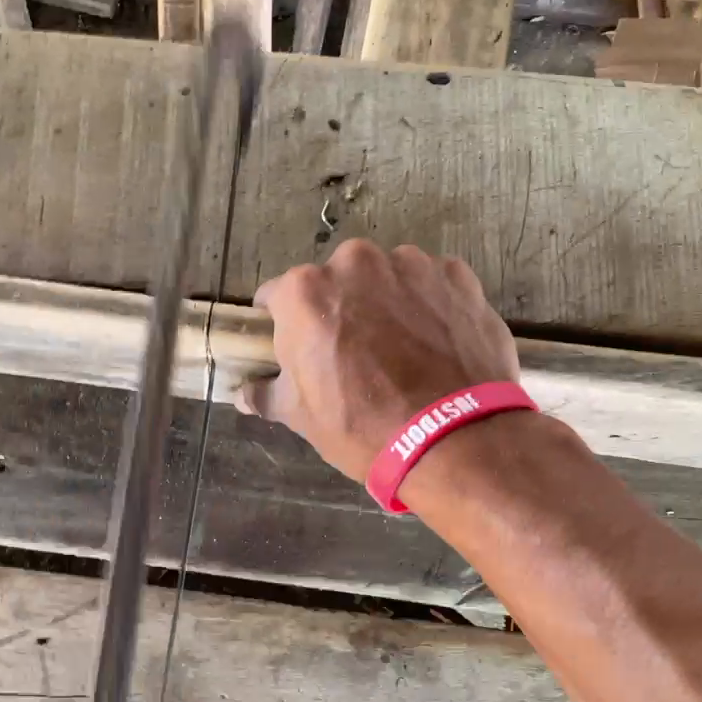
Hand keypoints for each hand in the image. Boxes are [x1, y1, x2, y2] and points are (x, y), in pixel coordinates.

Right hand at [240, 240, 519, 481]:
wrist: (452, 438)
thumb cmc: (361, 424)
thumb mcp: (300, 415)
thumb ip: (267, 393)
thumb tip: (244, 393)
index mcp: (305, 291)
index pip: (277, 297)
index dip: (283, 322)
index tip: (296, 346)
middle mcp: (355, 263)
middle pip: (335, 280)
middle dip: (340, 307)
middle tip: (353, 352)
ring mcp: (411, 265)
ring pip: (386, 277)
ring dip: (387, 302)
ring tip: (402, 349)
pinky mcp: (457, 277)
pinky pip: (431, 285)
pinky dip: (429, 305)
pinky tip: (436, 343)